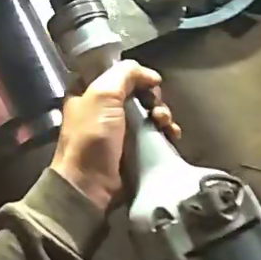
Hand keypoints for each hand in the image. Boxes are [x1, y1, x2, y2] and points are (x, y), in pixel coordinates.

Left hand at [51, 60, 181, 210]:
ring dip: (162, 114)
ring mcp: (120, 129)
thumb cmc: (92, 137)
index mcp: (88, 91)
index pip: (118, 73)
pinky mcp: (134, 149)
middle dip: (153, 98)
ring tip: (164, 123)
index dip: (136, 75)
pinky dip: (166, 131)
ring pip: (149, 112)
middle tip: (155, 108)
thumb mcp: (102, 94)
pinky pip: (156, 133)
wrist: (90, 186)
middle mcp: (103, 108)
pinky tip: (171, 135)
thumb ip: (125, 74)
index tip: (148, 83)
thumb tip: (152, 76)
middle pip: (138, 92)